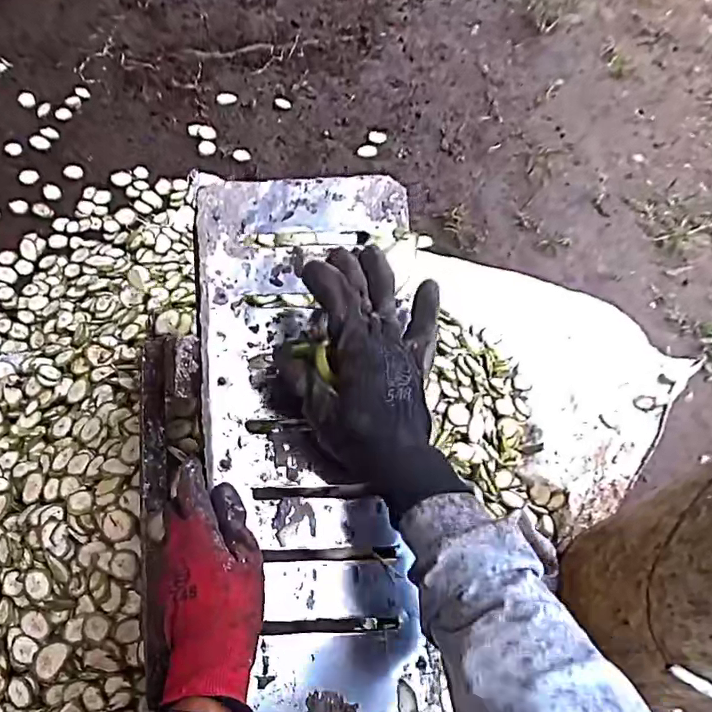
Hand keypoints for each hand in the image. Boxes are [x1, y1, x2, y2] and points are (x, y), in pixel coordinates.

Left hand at [154, 459, 261, 711]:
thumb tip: (226, 498)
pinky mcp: (157, 579)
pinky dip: (178, 545)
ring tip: (201, 526)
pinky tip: (195, 555)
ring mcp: (160, 561)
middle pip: (170, 506)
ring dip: (179, 522)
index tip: (193, 466)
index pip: (187, 489)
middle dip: (183, 497)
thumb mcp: (248, 563)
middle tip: (200, 495)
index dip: (190, 473)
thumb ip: (235, 525)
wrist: (205, 655)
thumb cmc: (232, 612)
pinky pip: (166, 550)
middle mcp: (169, 542)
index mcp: (194, 531)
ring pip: (165, 528)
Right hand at [280, 246, 466, 516]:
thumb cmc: (357, 438)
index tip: (305, 264)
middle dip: (347, 269)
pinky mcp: (415, 362)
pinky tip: (428, 286)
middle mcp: (382, 340)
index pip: (337, 301)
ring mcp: (401, 348)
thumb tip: (282, 358)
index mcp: (356, 348)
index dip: (321, 279)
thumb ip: (302, 381)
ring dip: (379, 274)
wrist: (400, 458)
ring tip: (370, 252)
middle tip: (333, 253)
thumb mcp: (319, 412)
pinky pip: (423, 328)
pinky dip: (427, 307)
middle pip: (364, 293)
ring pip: (391, 301)